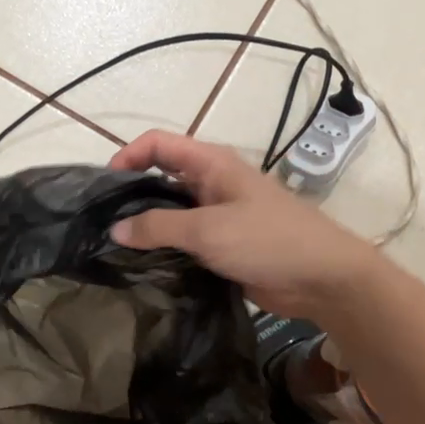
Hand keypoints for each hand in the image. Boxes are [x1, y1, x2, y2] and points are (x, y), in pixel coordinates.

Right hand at [109, 131, 376, 320]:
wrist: (323, 279)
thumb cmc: (269, 241)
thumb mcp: (208, 230)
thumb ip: (158, 227)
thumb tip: (115, 229)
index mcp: (212, 164)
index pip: (158, 145)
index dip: (128, 156)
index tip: (104, 187)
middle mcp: (212, 184)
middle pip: (160, 178)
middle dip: (130, 195)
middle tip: (101, 223)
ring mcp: (217, 216)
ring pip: (170, 214)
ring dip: (146, 227)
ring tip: (114, 248)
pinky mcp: (222, 246)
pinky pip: (183, 242)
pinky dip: (163, 250)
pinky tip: (143, 267)